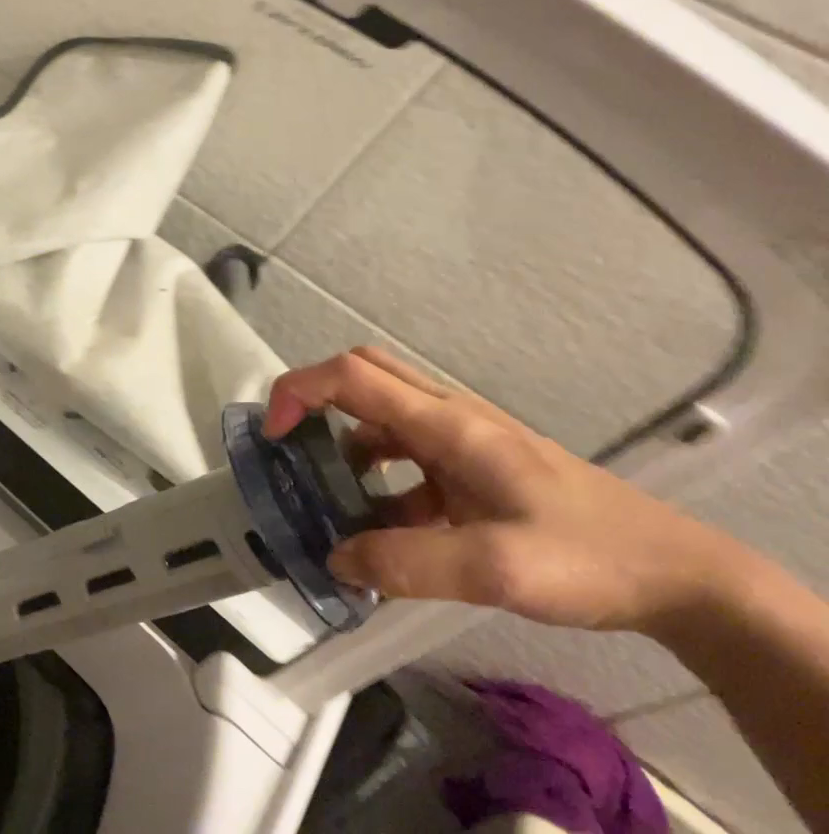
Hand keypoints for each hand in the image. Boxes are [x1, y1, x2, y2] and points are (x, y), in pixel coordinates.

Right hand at [263, 347, 745, 635]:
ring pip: (381, 417)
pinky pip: (407, 457)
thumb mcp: (494, 569)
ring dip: (343, 446)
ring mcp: (467, 443)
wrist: (682, 579)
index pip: (352, 376)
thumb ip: (403, 563)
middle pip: (364, 375)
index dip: (298, 392)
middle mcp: (452, 419)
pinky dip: (376, 481)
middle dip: (313, 402)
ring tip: (327, 500)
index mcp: (450, 425)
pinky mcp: (477, 469)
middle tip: (287, 450)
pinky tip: (381, 531)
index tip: (271, 437)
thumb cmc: (590, 559)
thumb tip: (334, 559)